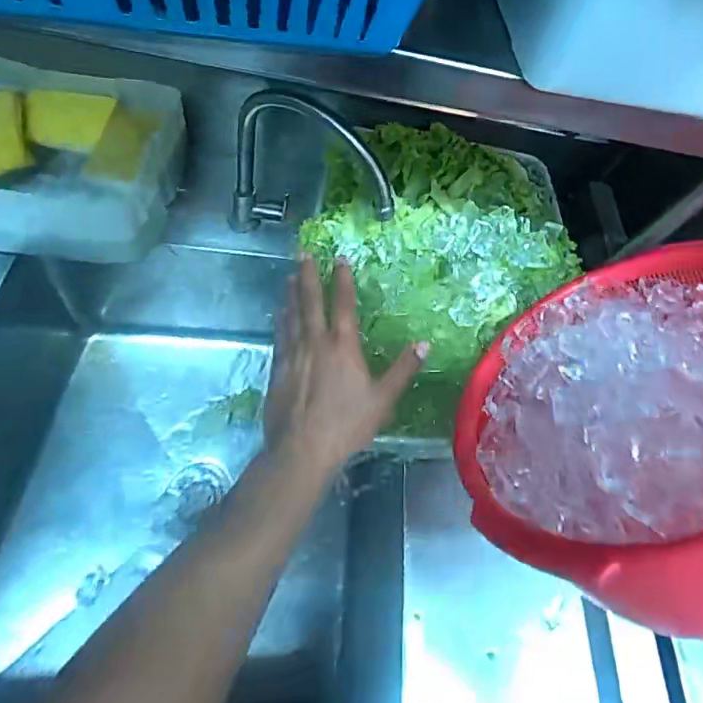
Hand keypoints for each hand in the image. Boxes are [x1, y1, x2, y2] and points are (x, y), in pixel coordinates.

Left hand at [265, 255, 426, 477]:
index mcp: (342, 345)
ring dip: (291, 293)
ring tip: (289, 276)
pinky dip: (280, 321)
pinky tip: (278, 314)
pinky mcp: (278, 370)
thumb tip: (424, 344)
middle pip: (310, 301)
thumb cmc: (346, 424)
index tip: (340, 259)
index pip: (343, 303)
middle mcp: (315, 342)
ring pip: (291, 315)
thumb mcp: (383, 399)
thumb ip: (403, 369)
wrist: (301, 450)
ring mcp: (293, 354)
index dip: (342, 279)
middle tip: (303, 252)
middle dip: (307, 275)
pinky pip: (279, 336)